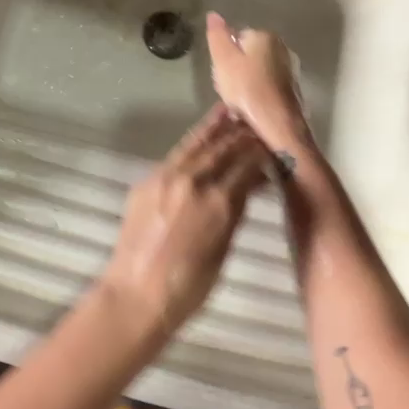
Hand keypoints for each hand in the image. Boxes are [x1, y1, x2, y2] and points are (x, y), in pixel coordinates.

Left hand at [98, 105, 270, 334]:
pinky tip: (202, 137)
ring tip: (231, 113)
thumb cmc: (188, 288)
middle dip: (243, 136)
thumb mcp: (222, 251)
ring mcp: (167, 177)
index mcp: (219, 203)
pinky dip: (194, 143)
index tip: (273, 147)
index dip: (263, 154)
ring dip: (217, 128)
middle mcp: (194, 181)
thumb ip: (235, 214)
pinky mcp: (147, 180)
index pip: (248, 165)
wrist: (135, 296)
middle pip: (224, 148)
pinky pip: (177, 155)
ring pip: (198, 144)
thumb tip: (248, 188)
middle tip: (257, 127)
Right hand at [204, 12, 311, 152]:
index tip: (223, 73)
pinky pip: (269, 87)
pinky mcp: (295, 90)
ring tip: (240, 103)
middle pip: (250, 54)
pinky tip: (253, 110)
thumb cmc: (247, 89)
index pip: (238, 37)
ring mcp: (292, 70)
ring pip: (260, 72)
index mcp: (266, 36)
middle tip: (229, 88)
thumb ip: (217, 35)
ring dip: (249, 84)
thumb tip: (213, 14)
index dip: (226, 56)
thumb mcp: (223, 60)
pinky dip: (260, 96)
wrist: (279, 125)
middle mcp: (283, 48)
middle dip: (238, 69)